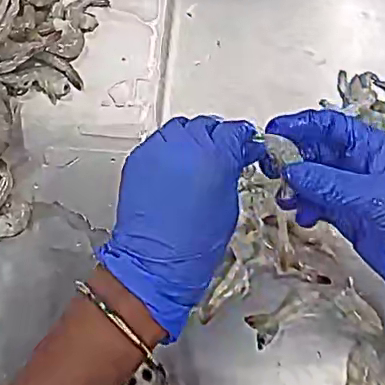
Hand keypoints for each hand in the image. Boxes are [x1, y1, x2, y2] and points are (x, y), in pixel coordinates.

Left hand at [97, 116, 262, 341]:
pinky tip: (174, 168)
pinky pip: (159, 143)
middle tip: (222, 152)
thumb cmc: (196, 243)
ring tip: (195, 160)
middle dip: (216, 136)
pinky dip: (169, 150)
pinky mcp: (138, 157)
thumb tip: (231, 158)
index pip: (233, 130)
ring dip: (190, 140)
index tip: (246, 146)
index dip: (242, 139)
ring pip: (179, 129)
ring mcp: (158, 148)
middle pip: (205, 125)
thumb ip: (230, 170)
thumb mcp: (229, 204)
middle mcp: (184, 144)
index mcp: (214, 154)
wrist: (156, 260)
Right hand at [265, 110, 384, 369]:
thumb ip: (327, 182)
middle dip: (293, 156)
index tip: (273, 133)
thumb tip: (288, 168)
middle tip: (269, 166)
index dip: (301, 125)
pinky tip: (300, 215)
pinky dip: (305, 206)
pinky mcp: (352, 219)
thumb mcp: (373, 199)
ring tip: (283, 197)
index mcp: (376, 150)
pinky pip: (319, 203)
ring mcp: (357, 194)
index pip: (332, 126)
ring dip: (296, 184)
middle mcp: (364, 167)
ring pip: (315, 178)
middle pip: (319, 150)